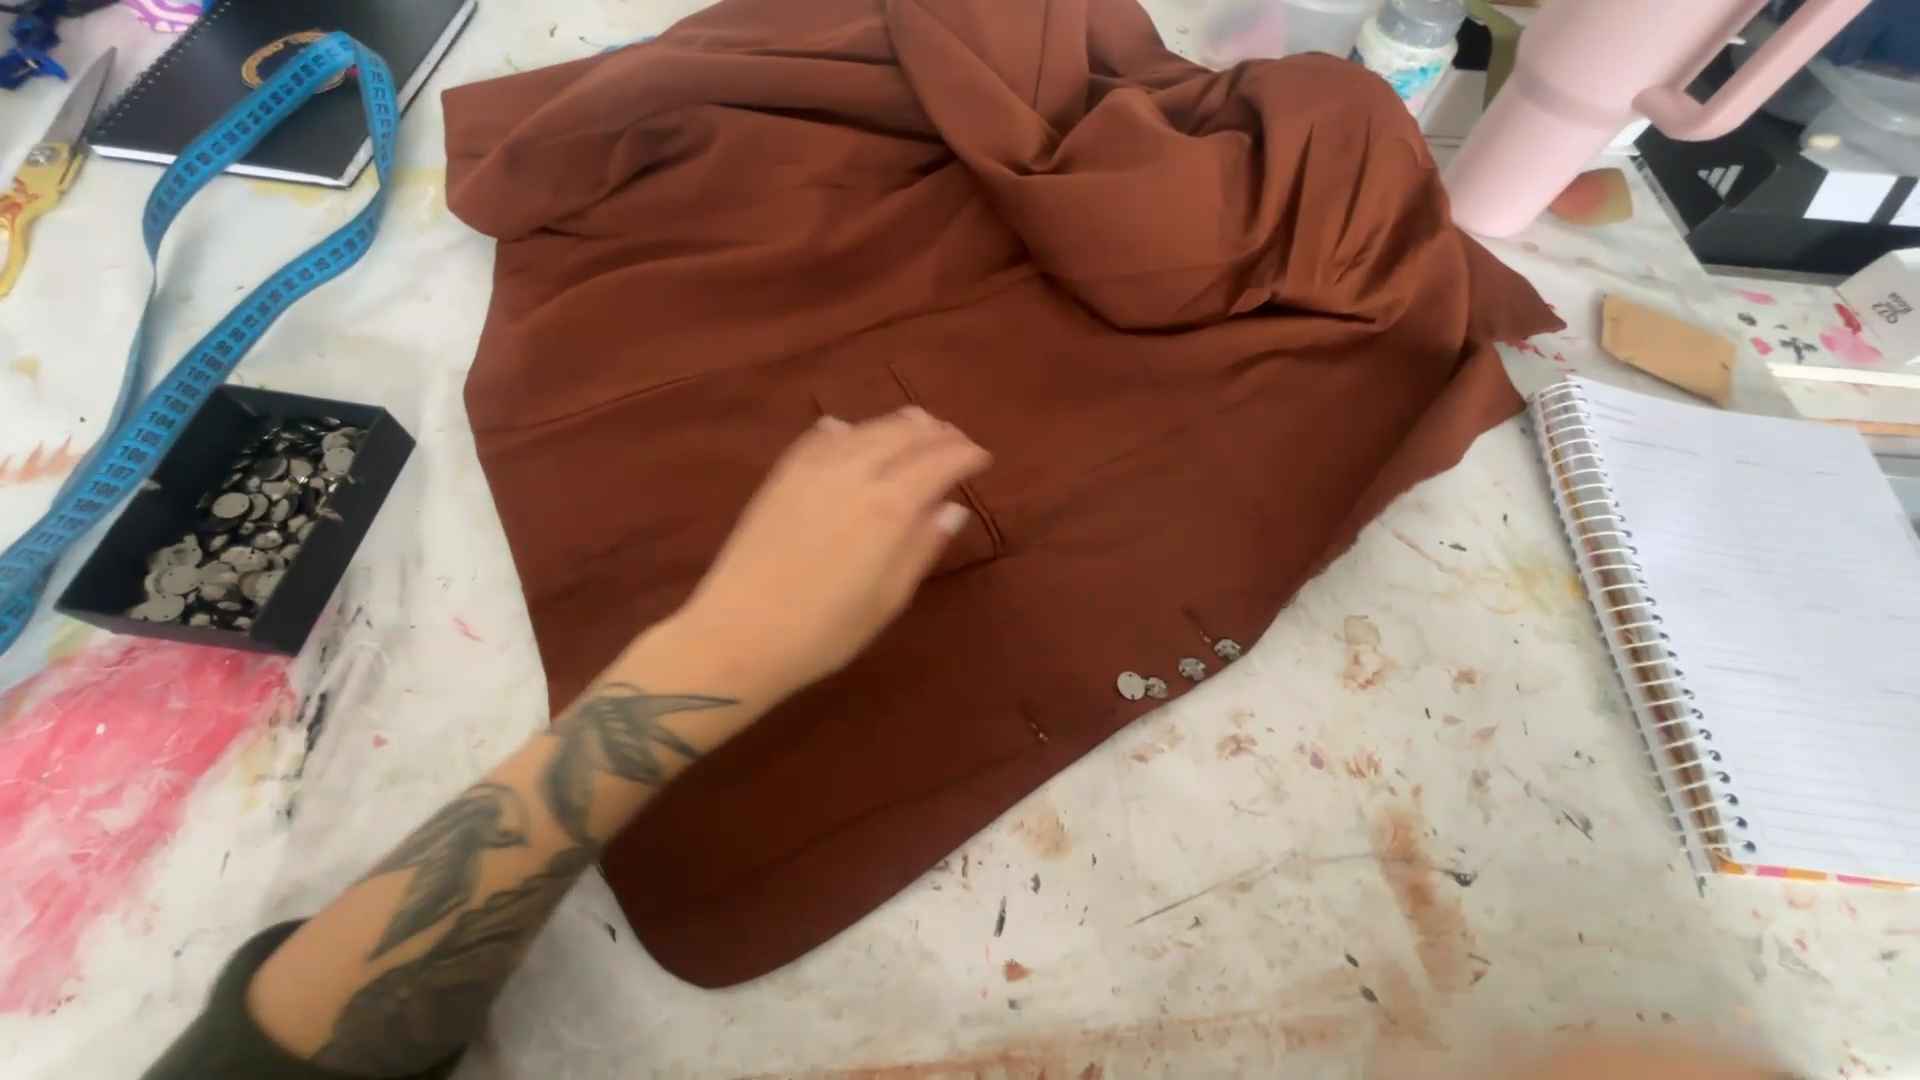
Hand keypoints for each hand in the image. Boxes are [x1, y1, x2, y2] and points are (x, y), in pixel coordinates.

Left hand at [666, 406, 990, 702]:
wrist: (738, 636)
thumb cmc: (824, 632)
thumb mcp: (887, 599)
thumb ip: (922, 547)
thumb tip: (952, 508)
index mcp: (888, 508)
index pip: (938, 462)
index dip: (966, 455)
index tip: (983, 459)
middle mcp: (854, 474)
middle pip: (904, 434)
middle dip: (937, 432)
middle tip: (956, 440)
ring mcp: (812, 469)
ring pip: (865, 428)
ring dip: (898, 424)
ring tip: (918, 428)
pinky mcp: (781, 475)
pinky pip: (821, 437)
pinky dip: (848, 429)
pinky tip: (851, 431)